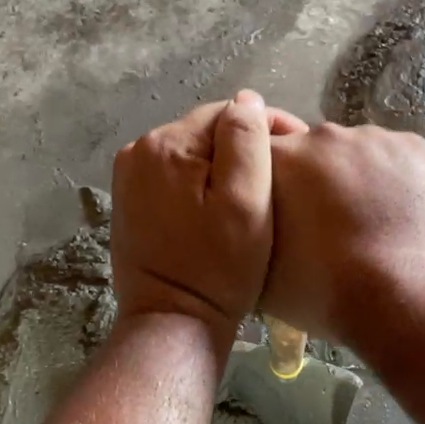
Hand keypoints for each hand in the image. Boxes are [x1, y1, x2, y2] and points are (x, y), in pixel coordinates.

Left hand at [110, 91, 306, 341]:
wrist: (174, 322)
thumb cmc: (219, 267)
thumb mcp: (246, 201)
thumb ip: (246, 140)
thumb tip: (247, 101)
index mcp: (167, 143)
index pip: (227, 113)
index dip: (266, 126)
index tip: (295, 151)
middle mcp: (138, 151)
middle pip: (206, 132)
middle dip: (243, 146)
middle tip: (280, 177)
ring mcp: (129, 178)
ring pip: (192, 154)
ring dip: (221, 166)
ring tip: (253, 194)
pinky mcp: (129, 203)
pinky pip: (174, 178)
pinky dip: (199, 186)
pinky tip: (219, 209)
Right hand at [263, 123, 424, 339]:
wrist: (409, 297)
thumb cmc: (326, 292)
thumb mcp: (258, 273)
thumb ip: (247, 235)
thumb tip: (249, 228)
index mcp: (278, 160)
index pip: (259, 157)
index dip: (268, 184)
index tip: (280, 214)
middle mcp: (322, 136)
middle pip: (310, 152)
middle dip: (313, 181)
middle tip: (325, 228)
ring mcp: (373, 138)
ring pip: (355, 154)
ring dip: (355, 179)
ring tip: (369, 226)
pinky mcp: (414, 146)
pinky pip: (395, 159)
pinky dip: (394, 181)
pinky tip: (400, 218)